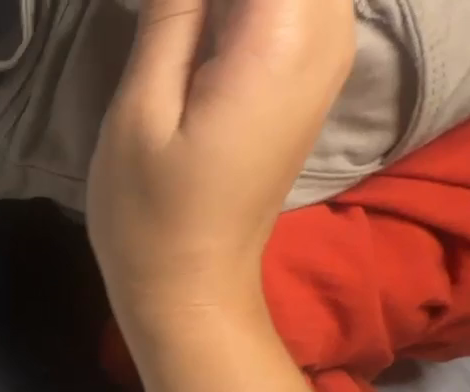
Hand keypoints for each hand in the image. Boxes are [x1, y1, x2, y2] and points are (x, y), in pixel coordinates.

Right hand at [87, 0, 355, 338]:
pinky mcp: (313, 73)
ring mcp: (330, 52)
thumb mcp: (139, 116)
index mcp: (282, 38)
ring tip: (177, 24)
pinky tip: (200, 29)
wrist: (190, 284)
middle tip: (165, 19)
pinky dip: (248, 9)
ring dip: (227, 3)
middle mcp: (329, 30)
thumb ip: (169, 20)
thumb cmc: (149, 213)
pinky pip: (298, 4)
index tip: (163, 8)